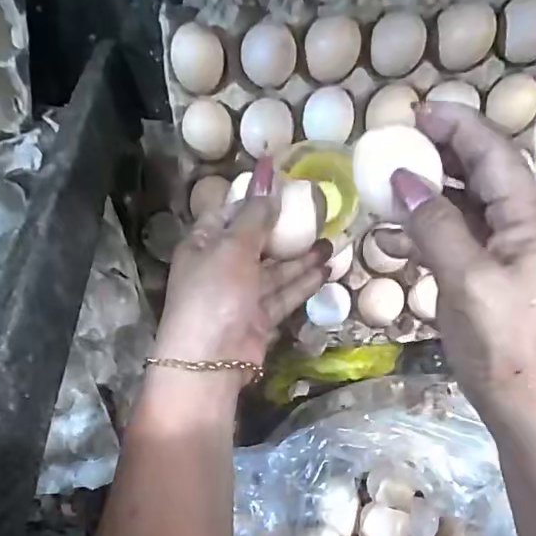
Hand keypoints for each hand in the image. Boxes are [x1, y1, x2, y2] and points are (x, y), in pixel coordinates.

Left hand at [155, 159, 330, 371]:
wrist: (209, 361)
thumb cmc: (215, 294)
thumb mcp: (234, 246)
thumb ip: (256, 215)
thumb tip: (268, 175)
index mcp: (202, 245)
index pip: (228, 214)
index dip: (255, 201)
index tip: (285, 187)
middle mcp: (219, 269)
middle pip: (255, 243)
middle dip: (286, 231)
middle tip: (319, 215)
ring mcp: (239, 297)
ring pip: (274, 272)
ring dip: (301, 258)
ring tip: (333, 242)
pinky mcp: (257, 321)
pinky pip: (282, 296)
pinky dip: (302, 283)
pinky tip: (326, 270)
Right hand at [387, 102, 535, 400]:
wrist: (511, 386)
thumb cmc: (498, 335)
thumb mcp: (466, 278)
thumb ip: (435, 226)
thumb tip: (402, 181)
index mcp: (526, 212)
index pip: (490, 152)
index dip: (455, 126)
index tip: (414, 114)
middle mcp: (514, 219)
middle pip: (474, 170)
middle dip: (434, 156)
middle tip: (391, 146)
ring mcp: (495, 244)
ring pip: (455, 203)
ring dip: (420, 195)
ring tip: (381, 189)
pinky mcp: (476, 267)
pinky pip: (445, 236)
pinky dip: (417, 232)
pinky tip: (386, 238)